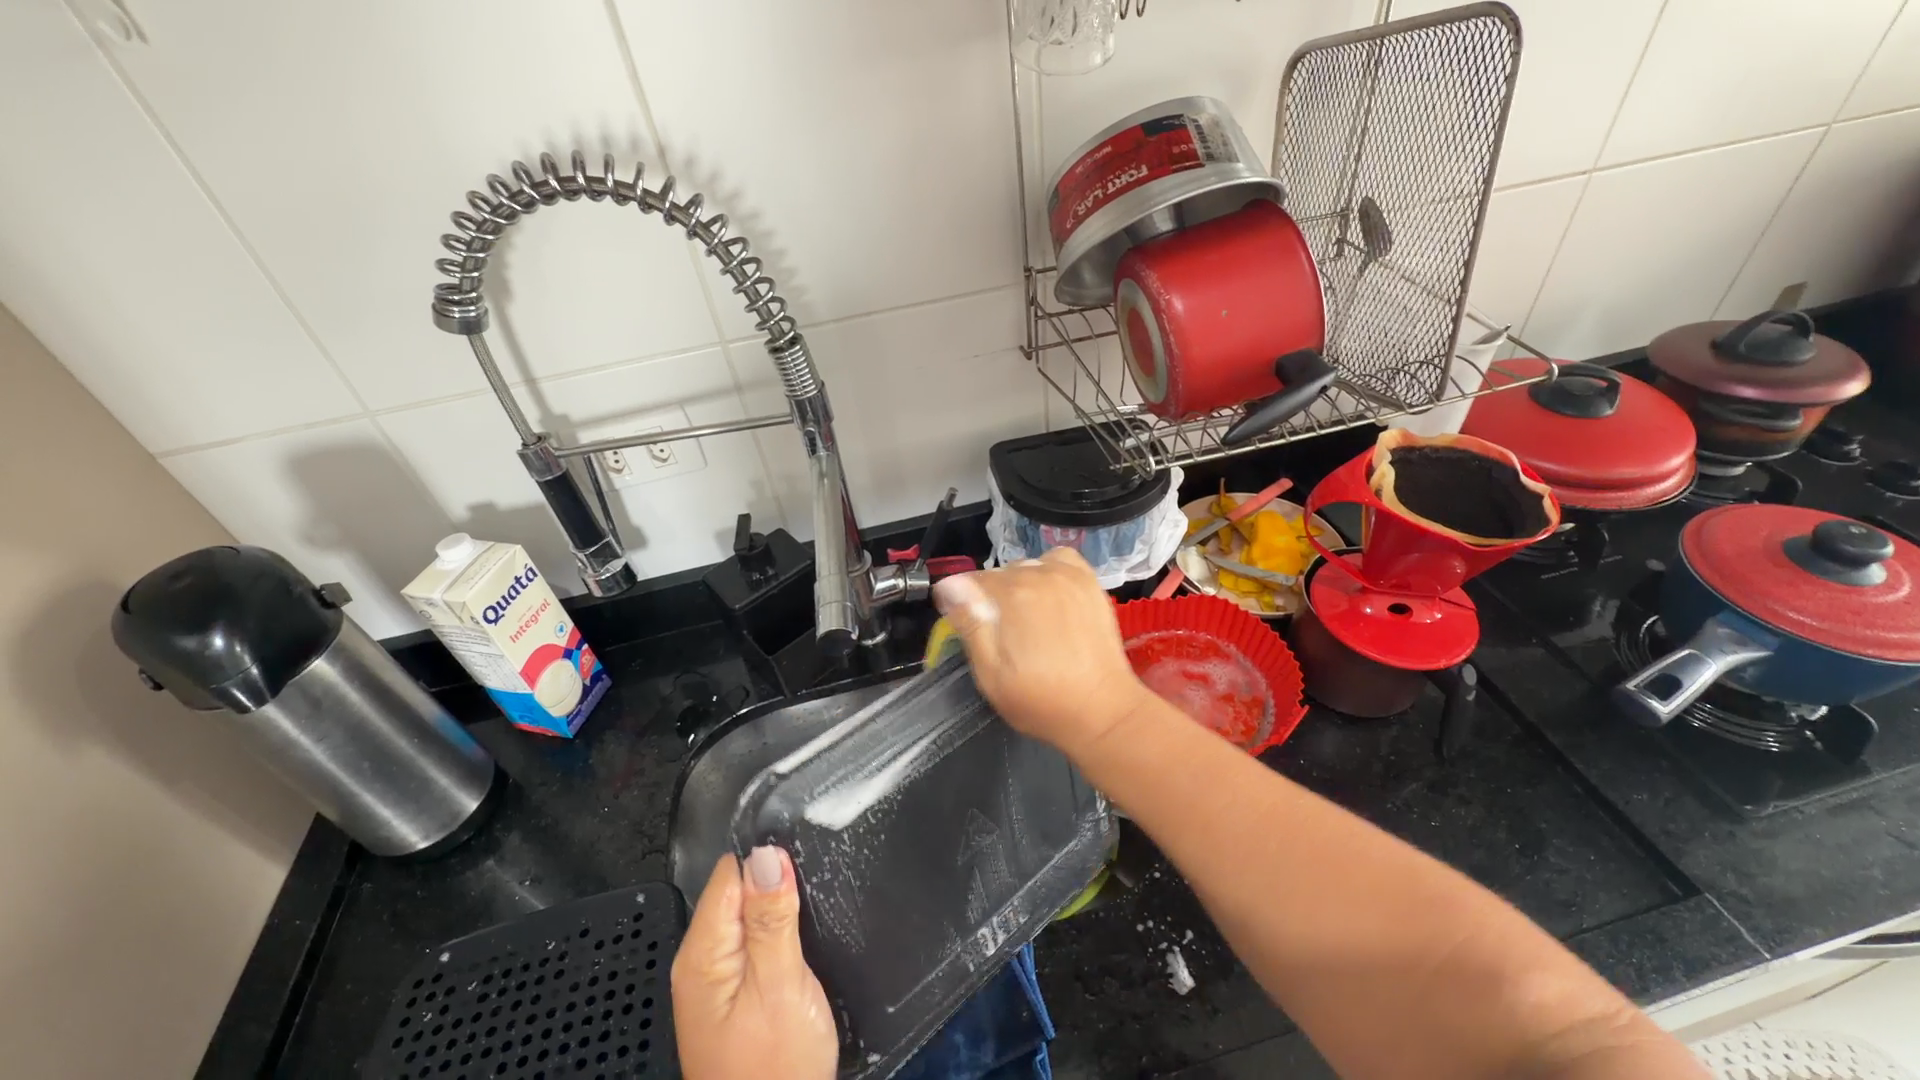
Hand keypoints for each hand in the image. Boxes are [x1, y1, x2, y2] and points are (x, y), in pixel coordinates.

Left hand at [672, 846, 835, 1079]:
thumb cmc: (777, 1065)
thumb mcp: (781, 988)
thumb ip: (772, 919)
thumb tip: (766, 853)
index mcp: (702, 954)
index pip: (729, 875)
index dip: (768, 862)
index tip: (803, 863)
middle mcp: (699, 960)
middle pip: (735, 892)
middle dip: (774, 885)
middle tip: (816, 895)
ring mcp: (713, 980)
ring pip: (747, 915)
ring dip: (778, 910)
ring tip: (813, 915)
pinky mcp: (732, 994)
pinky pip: (751, 942)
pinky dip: (777, 934)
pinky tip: (800, 941)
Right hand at [932, 547, 1150, 754]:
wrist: (1101, 710)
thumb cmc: (1041, 700)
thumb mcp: (991, 675)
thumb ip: (970, 625)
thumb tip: (951, 586)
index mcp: (1011, 596)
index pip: (968, 582)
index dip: (962, 604)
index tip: (967, 628)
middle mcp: (1039, 576)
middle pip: (998, 574)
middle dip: (990, 598)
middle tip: (1001, 635)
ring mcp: (1068, 576)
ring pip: (1026, 566)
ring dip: (1019, 585)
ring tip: (1027, 619)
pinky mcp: (1089, 583)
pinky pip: (1058, 560)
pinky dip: (1048, 571)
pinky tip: (1049, 596)